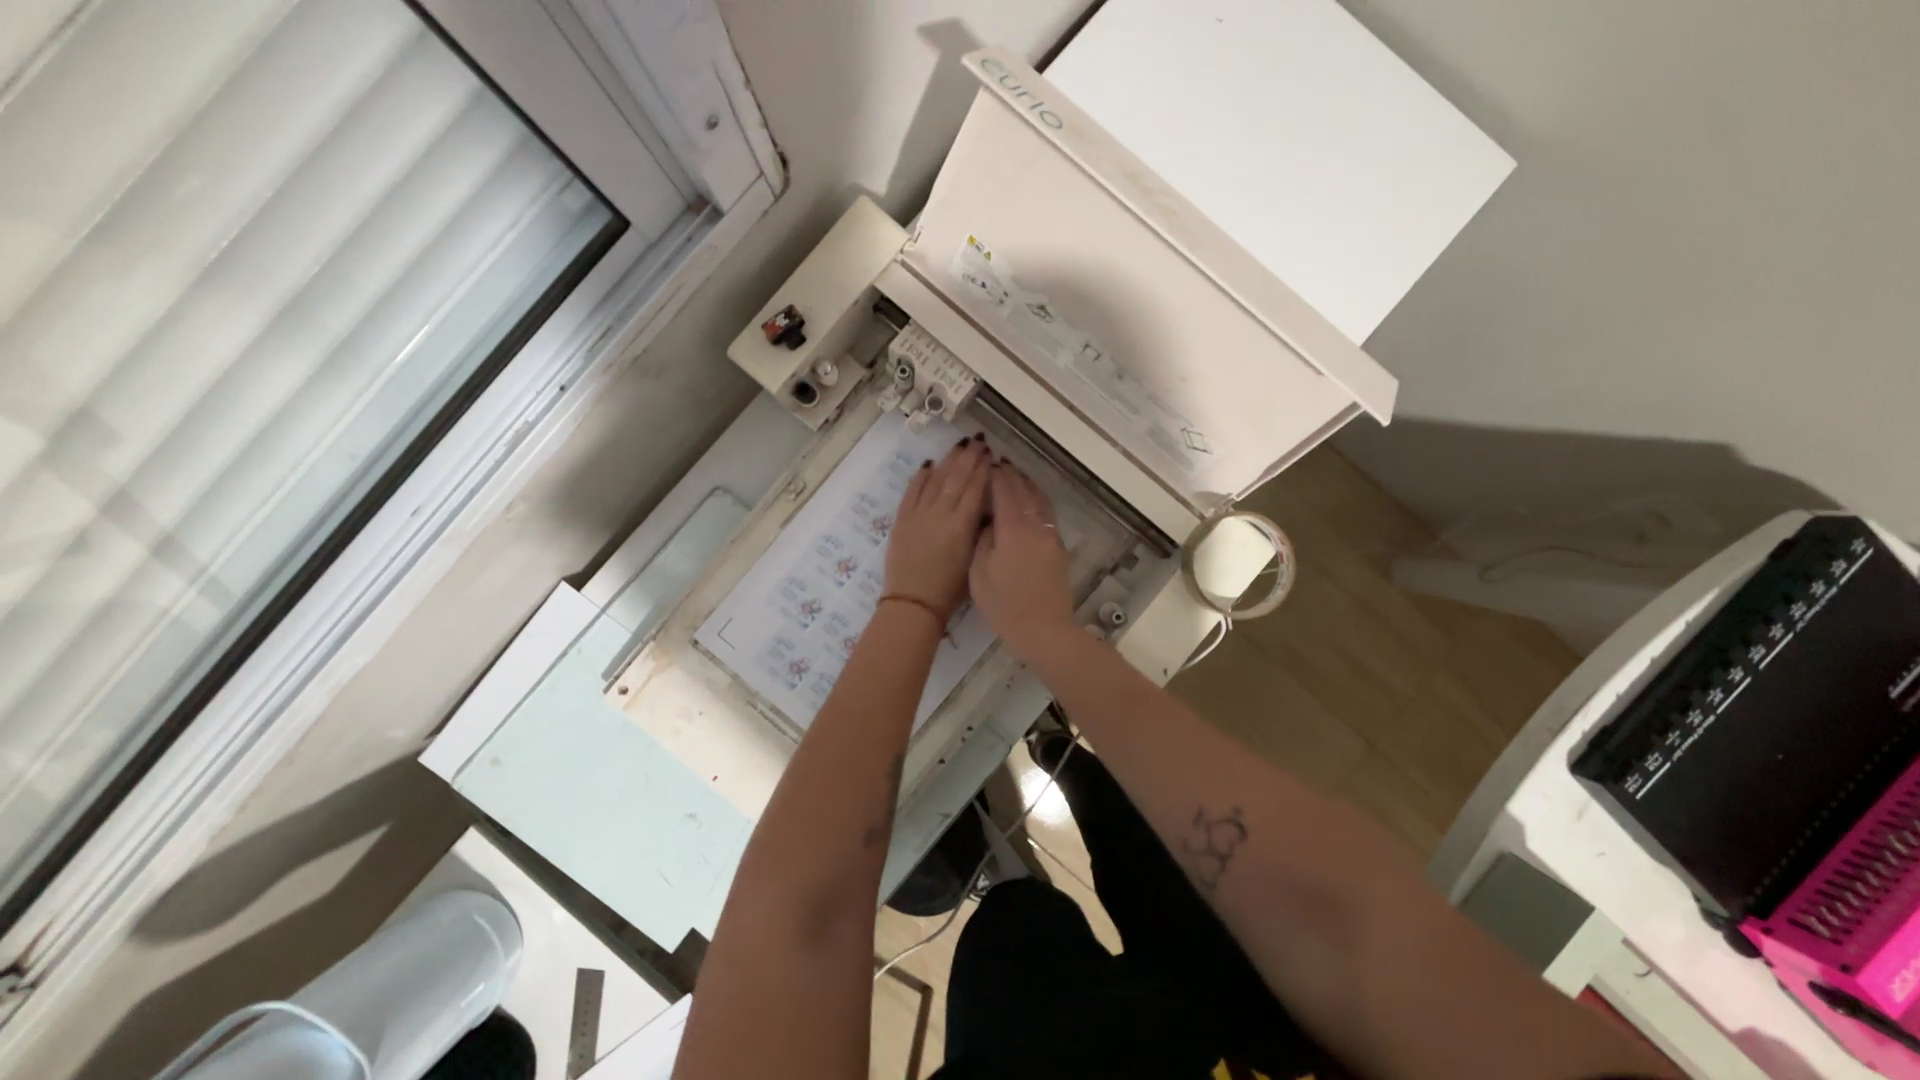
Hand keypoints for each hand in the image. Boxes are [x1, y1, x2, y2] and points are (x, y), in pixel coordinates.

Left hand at [884, 434, 991, 618]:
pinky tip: (929, 464)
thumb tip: (987, 508)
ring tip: (959, 445)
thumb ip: (980, 531)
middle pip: (956, 478)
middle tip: (979, 441)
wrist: (913, 603)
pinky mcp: (902, 520)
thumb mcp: (974, 559)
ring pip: (935, 480)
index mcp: (962, 525)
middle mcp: (940, 513)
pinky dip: (920, 477)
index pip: (975, 488)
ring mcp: (918, 514)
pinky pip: (912, 492)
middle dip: (969, 457)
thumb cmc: (950, 590)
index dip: (984, 469)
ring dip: (948, 460)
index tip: (992, 454)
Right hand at [970, 462, 1075, 654]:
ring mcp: (1050, 536)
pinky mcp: (1058, 548)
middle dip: (1012, 475)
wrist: (1044, 629)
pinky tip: (1030, 503)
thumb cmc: (1004, 605)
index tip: (986, 463)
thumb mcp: (979, 573)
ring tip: (1016, 475)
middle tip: (1000, 463)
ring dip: (1027, 485)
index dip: (995, 475)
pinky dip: (1037, 501)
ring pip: (1039, 501)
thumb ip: (982, 541)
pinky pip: (1046, 514)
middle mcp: (1035, 525)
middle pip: (1024, 491)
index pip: (1004, 491)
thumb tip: (988, 522)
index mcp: (1013, 528)